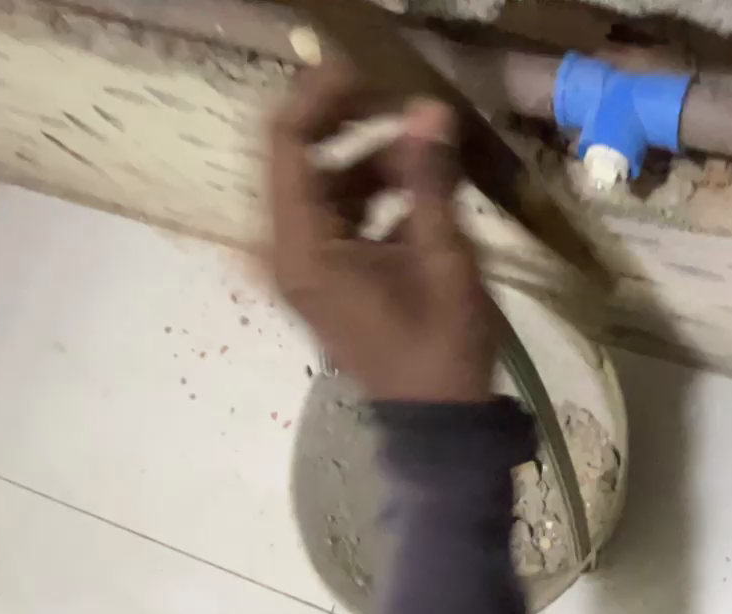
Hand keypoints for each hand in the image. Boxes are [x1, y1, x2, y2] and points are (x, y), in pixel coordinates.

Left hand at [266, 61, 497, 402]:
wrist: (438, 423)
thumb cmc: (442, 350)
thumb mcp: (444, 262)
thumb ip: (431, 182)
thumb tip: (428, 112)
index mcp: (304, 249)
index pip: (286, 141)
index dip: (323, 96)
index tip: (371, 73)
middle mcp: (289, 253)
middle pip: (305, 163)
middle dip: (358, 132)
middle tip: (415, 115)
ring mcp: (307, 271)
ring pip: (327, 192)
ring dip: (374, 168)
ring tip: (433, 160)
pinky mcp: (328, 284)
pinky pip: (341, 224)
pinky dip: (376, 204)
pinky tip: (424, 201)